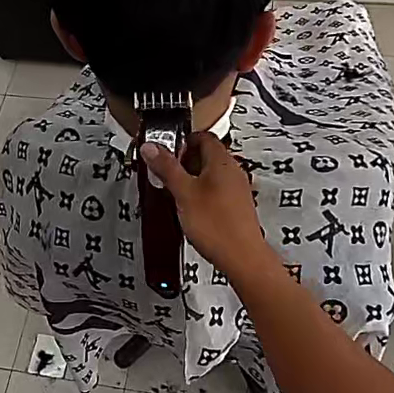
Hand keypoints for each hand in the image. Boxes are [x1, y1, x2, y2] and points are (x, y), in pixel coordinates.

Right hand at [140, 131, 278, 279]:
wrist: (241, 256)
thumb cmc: (218, 226)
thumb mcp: (183, 193)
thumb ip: (167, 168)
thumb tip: (152, 148)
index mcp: (222, 161)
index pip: (203, 136)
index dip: (183, 140)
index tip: (166, 149)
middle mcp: (234, 172)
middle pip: (207, 154)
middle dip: (185, 161)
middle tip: (166, 171)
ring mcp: (238, 189)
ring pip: (212, 174)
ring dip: (192, 178)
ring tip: (176, 191)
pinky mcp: (237, 206)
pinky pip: (217, 191)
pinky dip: (202, 193)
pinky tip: (191, 208)